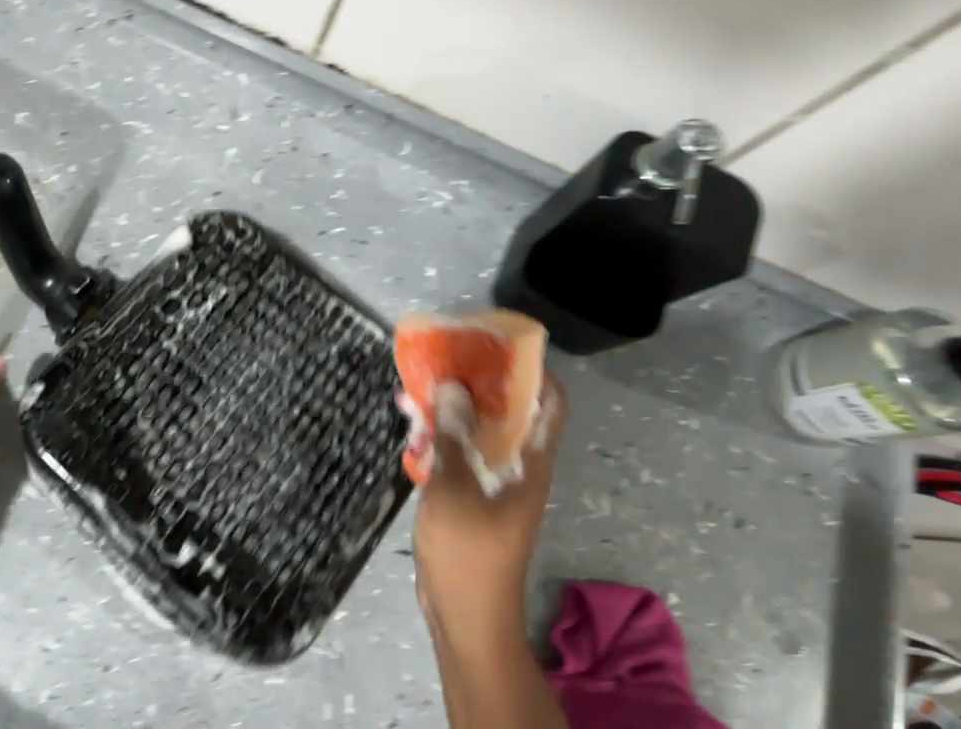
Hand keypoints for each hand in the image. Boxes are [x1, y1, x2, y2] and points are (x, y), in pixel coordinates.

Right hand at [413, 373, 566, 635]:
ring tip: (412, 392)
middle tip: (442, 359)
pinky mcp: (472, 498)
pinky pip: (460, 456)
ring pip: (478, 432)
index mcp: (531, 462)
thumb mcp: (455, 488)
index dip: (533, 369)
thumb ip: (453, 435)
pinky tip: (410, 431)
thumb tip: (452, 384)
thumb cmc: (469, 551)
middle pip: (508, 412)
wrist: (465, 617)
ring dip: (450, 410)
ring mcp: (494, 483)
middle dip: (476, 384)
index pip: (550, 403)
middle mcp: (519, 466)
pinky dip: (439, 439)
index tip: (498, 343)